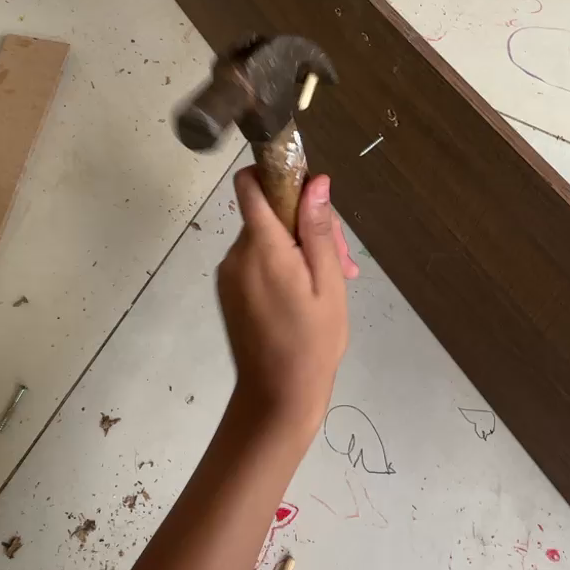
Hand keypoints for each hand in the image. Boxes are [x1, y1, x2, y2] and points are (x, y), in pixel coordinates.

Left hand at [217, 168, 356, 433]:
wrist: (277, 396)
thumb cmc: (313, 340)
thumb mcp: (328, 282)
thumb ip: (318, 229)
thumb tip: (316, 181)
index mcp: (262, 247)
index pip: (250, 185)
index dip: (275, 173)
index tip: (306, 186)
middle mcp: (237, 254)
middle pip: (268, 213)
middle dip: (305, 224)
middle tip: (339, 260)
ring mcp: (230, 274)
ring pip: (266, 237)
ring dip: (298, 247)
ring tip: (329, 282)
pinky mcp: (230, 291)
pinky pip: (257, 260)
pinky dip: (283, 265)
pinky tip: (308, 293)